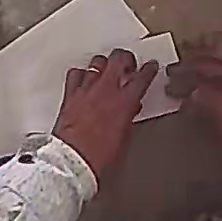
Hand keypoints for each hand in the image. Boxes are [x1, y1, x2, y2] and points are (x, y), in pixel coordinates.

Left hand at [53, 49, 159, 177]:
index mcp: (124, 101)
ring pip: (97, 61)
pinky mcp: (70, 94)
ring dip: (104, 65)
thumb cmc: (98, 156)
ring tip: (106, 73)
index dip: (150, 69)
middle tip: (128, 65)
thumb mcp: (124, 137)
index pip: (143, 76)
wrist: (73, 162)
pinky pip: (76, 73)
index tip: (151, 67)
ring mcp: (87, 90)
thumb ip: (129, 116)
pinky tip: (85, 80)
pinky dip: (82, 75)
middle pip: (119, 58)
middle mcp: (106, 90)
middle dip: (126, 59)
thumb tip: (130, 109)